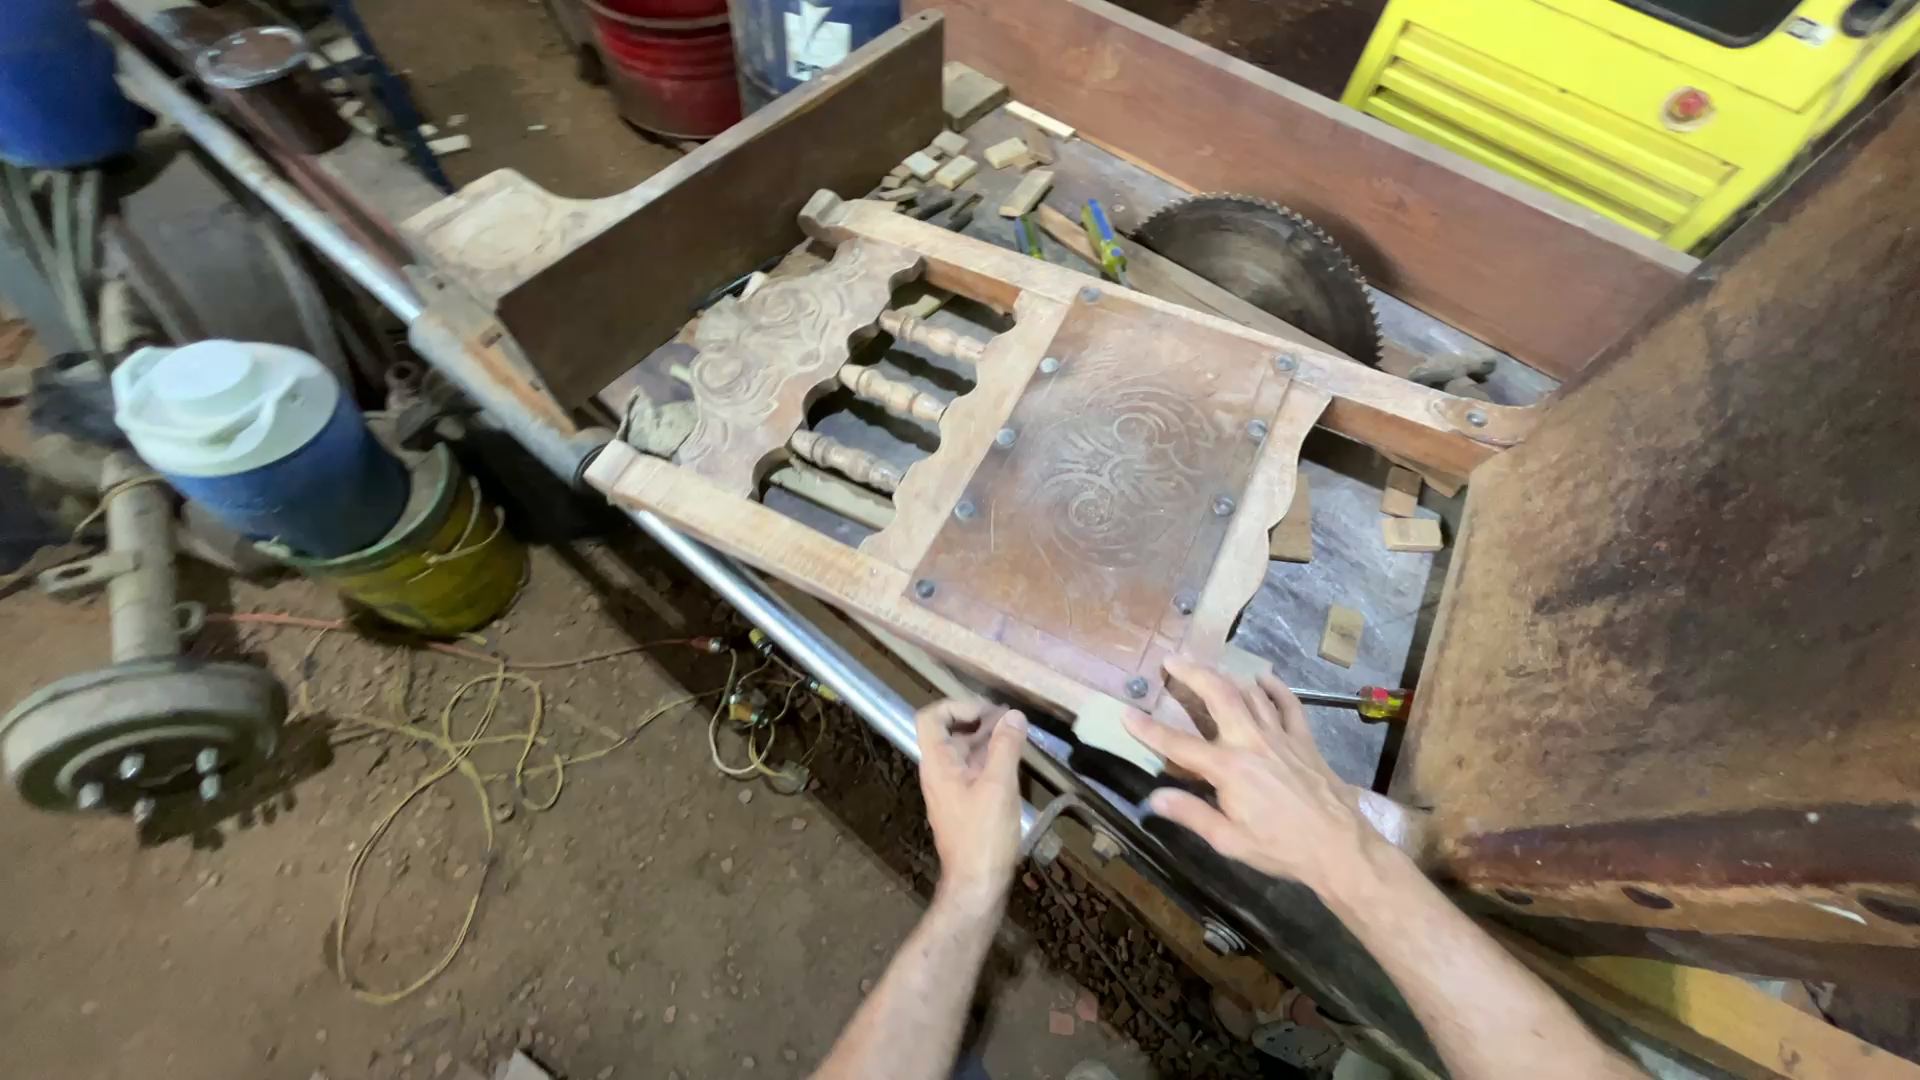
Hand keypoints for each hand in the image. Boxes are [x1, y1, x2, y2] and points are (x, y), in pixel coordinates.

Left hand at [915, 700, 1027, 904]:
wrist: (977, 887)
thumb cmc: (983, 836)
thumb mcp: (998, 786)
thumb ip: (1005, 747)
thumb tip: (1013, 715)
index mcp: (937, 764)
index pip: (931, 718)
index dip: (956, 705)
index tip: (986, 712)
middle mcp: (939, 772)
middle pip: (950, 732)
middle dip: (979, 719)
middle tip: (1010, 718)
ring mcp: (951, 789)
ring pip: (965, 751)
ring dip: (988, 738)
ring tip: (1017, 733)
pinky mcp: (964, 803)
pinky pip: (974, 770)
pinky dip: (991, 758)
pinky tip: (1014, 759)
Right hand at [1123, 656, 1378, 894]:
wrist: (1341, 849)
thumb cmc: (1281, 848)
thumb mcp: (1230, 841)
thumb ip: (1191, 814)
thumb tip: (1154, 798)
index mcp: (1228, 768)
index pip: (1178, 744)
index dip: (1148, 729)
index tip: (1127, 713)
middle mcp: (1250, 742)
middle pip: (1217, 695)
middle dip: (1191, 673)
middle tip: (1171, 659)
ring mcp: (1279, 736)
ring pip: (1249, 693)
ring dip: (1225, 675)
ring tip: (1207, 666)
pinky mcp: (1304, 740)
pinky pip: (1289, 704)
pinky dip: (1275, 688)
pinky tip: (1263, 677)